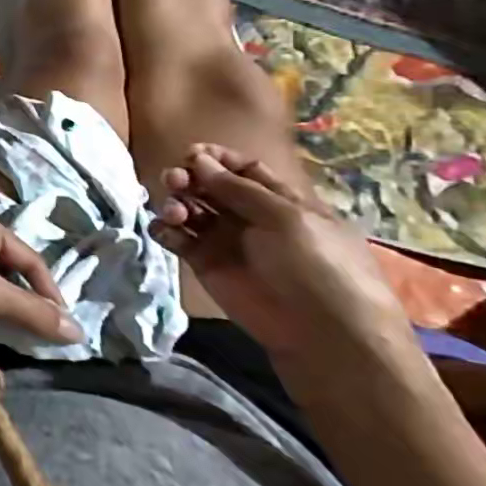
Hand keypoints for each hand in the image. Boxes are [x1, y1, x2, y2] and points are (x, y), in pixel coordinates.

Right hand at [154, 144, 412, 365]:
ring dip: (175, 202)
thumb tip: (197, 158)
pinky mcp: (203, 262)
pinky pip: (175, 237)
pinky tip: (167, 231)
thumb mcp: (286, 218)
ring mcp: (225, 240)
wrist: (321, 332)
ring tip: (176, 214)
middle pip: (208, 185)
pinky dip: (165, 229)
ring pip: (188, 208)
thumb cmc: (317, 266)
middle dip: (188, 177)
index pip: (244, 169)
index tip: (191, 153)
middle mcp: (249, 217)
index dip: (217, 158)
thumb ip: (237, 187)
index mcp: (281, 202)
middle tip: (174, 180)